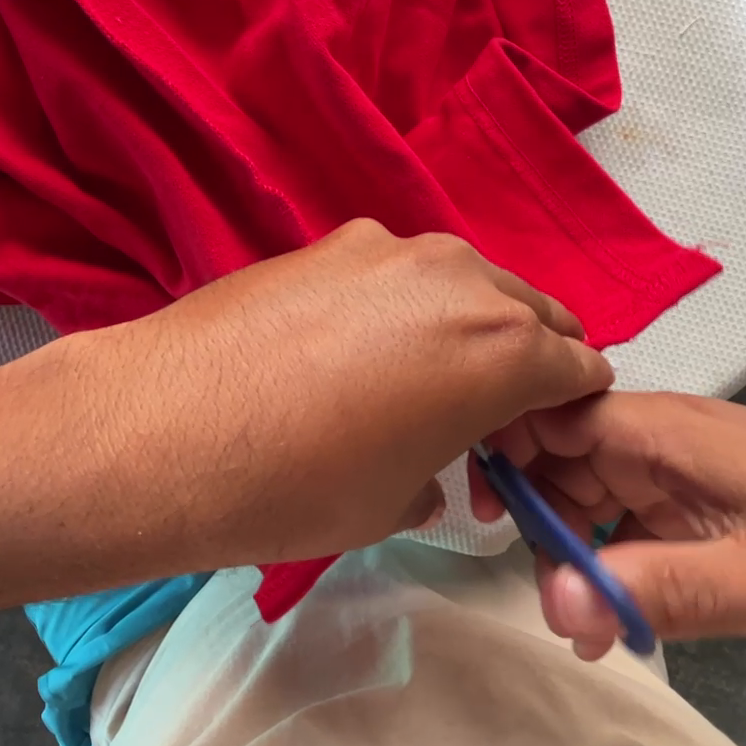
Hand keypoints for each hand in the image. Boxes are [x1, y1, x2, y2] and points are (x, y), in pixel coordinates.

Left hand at [54, 219, 612, 570]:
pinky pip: (390, 274)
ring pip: (457, 283)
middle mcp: (458, 277)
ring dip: (457, 324)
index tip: (534, 435)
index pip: (578, 366)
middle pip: (526, 311)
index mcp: (503, 348)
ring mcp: (387, 247)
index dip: (564, 407)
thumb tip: (430, 472)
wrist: (168, 428)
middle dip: (521, 358)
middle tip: (478, 410)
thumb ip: (438, 475)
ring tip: (407, 375)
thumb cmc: (298, 487)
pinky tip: (340, 346)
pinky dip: (393, 305)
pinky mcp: (326, 240)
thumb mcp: (393, 504)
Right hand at [472, 392, 745, 658]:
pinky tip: (619, 619)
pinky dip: (611, 566)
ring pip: (585, 495)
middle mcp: (658, 439)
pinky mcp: (692, 503)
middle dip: (538, 522)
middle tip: (552, 599)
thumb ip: (656, 589)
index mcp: (663, 429)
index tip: (484, 515)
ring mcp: (675, 471)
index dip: (503, 450)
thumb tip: (553, 607)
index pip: (549, 413)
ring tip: (586, 626)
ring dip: (573, 554)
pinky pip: (625, 524)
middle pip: (557, 458)